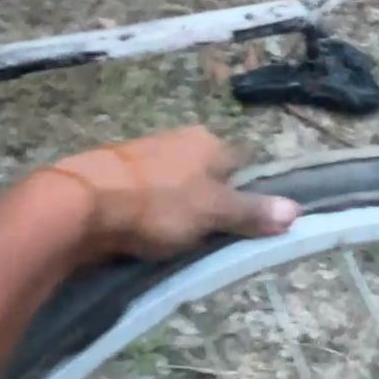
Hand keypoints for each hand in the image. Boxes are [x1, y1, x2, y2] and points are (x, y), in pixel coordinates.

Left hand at [45, 126, 298, 260]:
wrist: (80, 203)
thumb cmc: (158, 204)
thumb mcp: (213, 212)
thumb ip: (252, 213)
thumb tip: (297, 210)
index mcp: (208, 142)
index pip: (242, 163)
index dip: (244, 193)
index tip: (238, 223)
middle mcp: (179, 138)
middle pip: (207, 173)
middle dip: (207, 201)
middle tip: (205, 237)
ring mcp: (144, 153)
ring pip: (174, 183)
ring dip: (175, 207)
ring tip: (170, 240)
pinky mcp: (114, 172)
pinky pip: (144, 193)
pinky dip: (147, 211)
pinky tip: (140, 233)